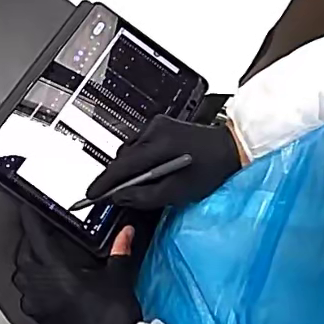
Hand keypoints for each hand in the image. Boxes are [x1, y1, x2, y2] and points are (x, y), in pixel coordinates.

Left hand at [13, 207, 141, 323]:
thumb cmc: (114, 315)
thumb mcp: (117, 276)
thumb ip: (119, 249)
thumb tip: (125, 232)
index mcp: (58, 272)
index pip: (36, 238)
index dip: (30, 221)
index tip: (28, 210)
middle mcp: (42, 287)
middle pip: (23, 255)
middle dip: (28, 240)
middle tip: (39, 230)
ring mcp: (39, 304)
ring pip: (21, 275)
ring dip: (26, 261)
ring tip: (39, 253)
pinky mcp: (40, 318)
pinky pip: (25, 294)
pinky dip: (30, 283)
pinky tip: (43, 281)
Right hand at [83, 113, 242, 209]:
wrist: (232, 147)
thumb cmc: (212, 169)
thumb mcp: (179, 191)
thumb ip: (146, 196)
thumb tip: (120, 198)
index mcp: (160, 144)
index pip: (122, 166)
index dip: (104, 182)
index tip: (91, 194)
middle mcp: (155, 130)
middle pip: (123, 157)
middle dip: (118, 177)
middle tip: (115, 195)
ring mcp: (158, 125)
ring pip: (130, 150)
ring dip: (130, 168)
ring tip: (137, 185)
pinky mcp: (161, 125)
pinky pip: (140, 144)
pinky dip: (139, 159)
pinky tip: (149, 171)